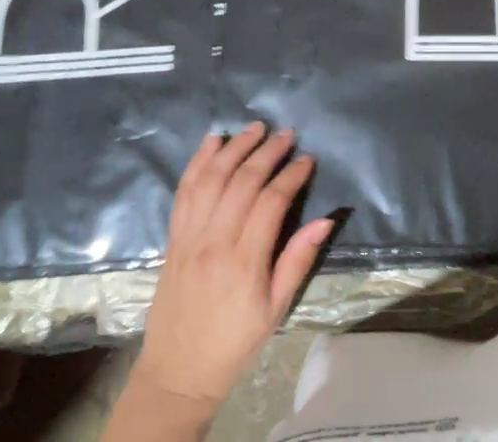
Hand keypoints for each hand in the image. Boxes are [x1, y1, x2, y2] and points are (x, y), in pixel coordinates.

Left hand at [134, 123, 332, 409]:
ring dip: (233, 148)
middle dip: (266, 153)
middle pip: (240, 182)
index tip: (307, 160)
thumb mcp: (276, 308)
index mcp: (243, 262)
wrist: (178, 369)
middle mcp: (213, 242)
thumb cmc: (235, 341)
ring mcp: (189, 237)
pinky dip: (197, 163)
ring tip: (255, 128)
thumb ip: (298, 261)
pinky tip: (211, 142)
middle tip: (287, 134)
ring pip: (210, 179)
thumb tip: (325, 220)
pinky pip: (184, 192)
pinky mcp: (173, 238)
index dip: (291, 176)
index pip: (270, 202)